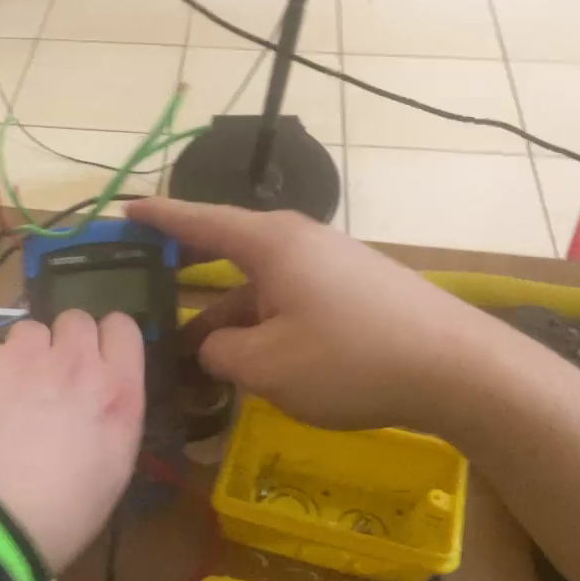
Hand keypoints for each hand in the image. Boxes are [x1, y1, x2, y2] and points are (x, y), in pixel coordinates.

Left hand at [0, 311, 145, 571]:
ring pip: (24, 332)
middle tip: (43, 386)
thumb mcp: (107, 479)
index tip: (93, 365)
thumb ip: (107, 425)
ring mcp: (19, 354)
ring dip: (17, 358)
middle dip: (61, 346)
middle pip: (74, 322)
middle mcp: (74, 363)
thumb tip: (90, 410)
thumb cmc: (52, 521)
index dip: (105, 344)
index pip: (123, 330)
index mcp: (117, 395)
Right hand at [129, 197, 500, 430]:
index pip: (199, 221)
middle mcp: (298, 245)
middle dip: (186, 283)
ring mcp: (328, 269)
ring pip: (256, 292)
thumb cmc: (350, 359)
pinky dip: (259, 330)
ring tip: (191, 361)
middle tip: (147, 297)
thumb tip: (213, 346)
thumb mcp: (265, 366)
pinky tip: (248, 365)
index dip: (158, 218)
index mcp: (270, 244)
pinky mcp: (350, 296)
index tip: (123, 210)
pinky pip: (286, 306)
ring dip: (223, 322)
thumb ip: (220, 353)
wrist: (456, 369)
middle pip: (226, 258)